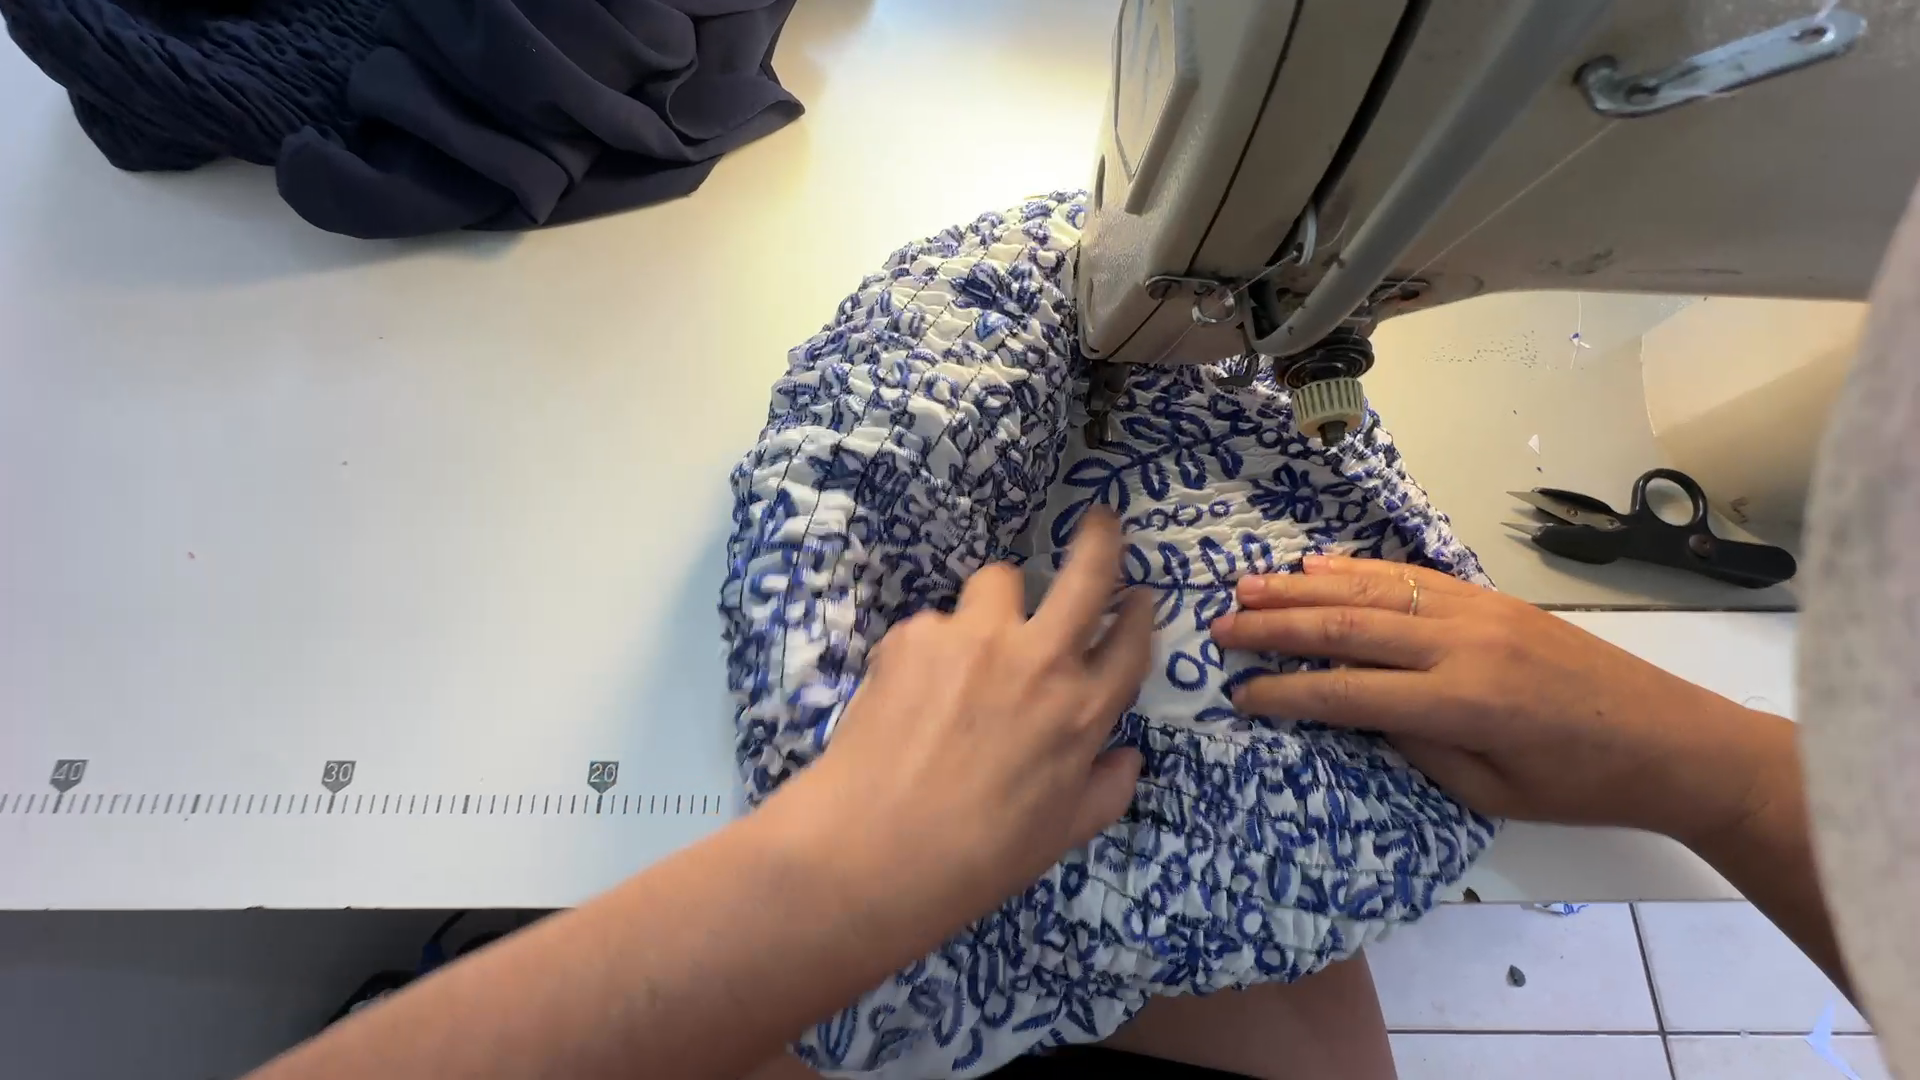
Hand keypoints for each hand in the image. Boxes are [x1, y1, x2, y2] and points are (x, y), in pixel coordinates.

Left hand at [782, 507, 1153, 919]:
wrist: (874, 851)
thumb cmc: (978, 856)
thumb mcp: (1062, 835)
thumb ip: (1106, 789)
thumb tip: (1130, 755)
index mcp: (1082, 710)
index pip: (1131, 639)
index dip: (1139, 610)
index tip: (1137, 594)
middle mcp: (1038, 659)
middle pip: (1087, 573)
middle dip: (1102, 538)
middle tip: (1101, 520)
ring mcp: (974, 638)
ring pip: (997, 579)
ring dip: (995, 602)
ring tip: (969, 644)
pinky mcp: (915, 633)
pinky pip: (933, 624)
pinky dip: (930, 648)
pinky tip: (909, 694)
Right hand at [1209, 556, 1793, 845]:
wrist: (1679, 742)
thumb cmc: (1579, 785)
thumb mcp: (1487, 789)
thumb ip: (1410, 742)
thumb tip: (1350, 705)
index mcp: (1461, 704)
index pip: (1348, 692)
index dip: (1285, 694)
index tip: (1238, 695)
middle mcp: (1459, 645)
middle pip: (1344, 628)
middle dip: (1273, 628)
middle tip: (1220, 627)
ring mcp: (1474, 610)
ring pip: (1367, 591)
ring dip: (1299, 587)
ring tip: (1246, 586)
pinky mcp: (1486, 595)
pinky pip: (1406, 574)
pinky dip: (1352, 568)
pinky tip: (1312, 564)